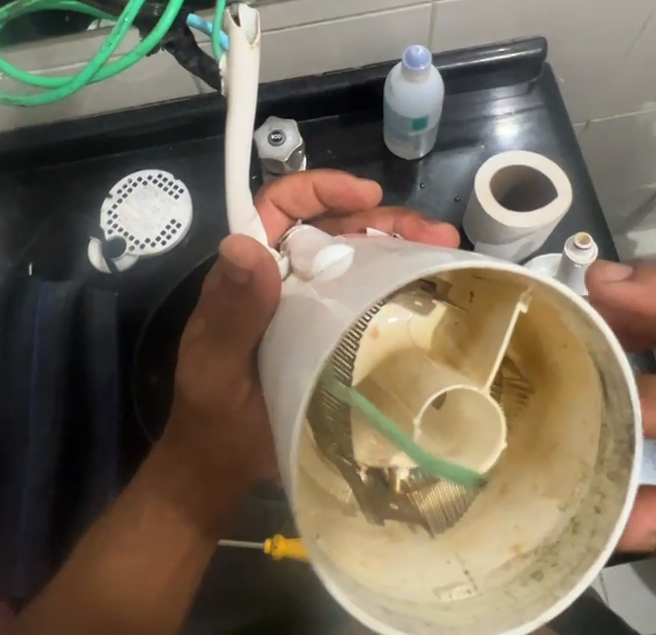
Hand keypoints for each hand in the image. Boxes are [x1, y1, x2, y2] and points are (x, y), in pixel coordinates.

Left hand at [157, 170, 458, 515]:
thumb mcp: (215, 363)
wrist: (225, 466)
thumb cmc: (211, 414)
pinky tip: (433, 283)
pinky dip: (401, 282)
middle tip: (432, 231)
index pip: (280, 206)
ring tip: (443, 246)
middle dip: (382, 219)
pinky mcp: (334, 329)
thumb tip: (242, 245)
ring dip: (401, 244)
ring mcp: (312, 303)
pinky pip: (369, 293)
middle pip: (333, 226)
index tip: (367, 195)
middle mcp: (283, 276)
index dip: (320, 188)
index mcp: (249, 269)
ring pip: (357, 255)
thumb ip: (232, 309)